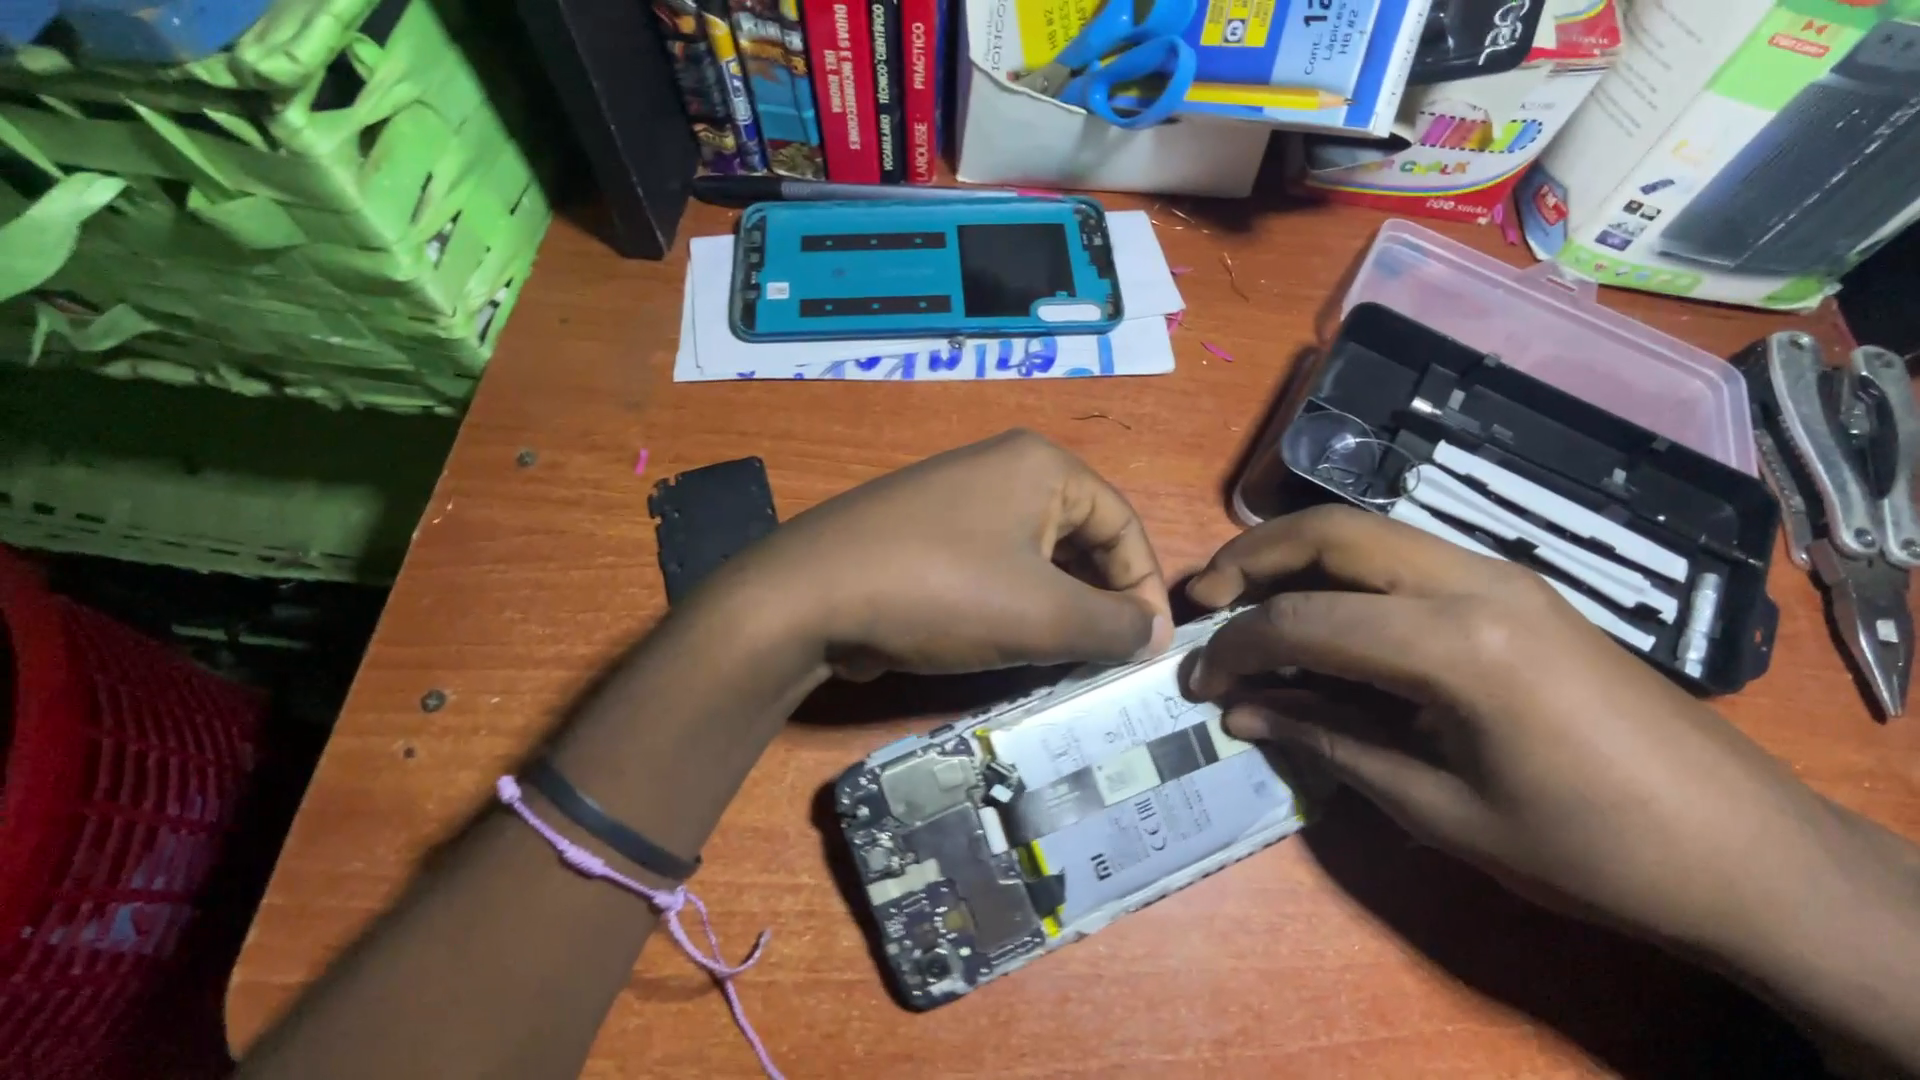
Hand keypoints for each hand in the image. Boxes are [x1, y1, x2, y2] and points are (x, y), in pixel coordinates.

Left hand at [714, 430, 1173, 679]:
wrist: (809, 596)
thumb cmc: (943, 593)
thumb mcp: (1044, 617)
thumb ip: (1114, 626)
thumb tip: (1151, 632)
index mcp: (1041, 466)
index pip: (1124, 523)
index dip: (1145, 589)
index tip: (1148, 648)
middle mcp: (1001, 467)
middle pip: (1081, 536)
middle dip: (1100, 598)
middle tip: (1107, 654)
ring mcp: (955, 497)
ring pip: (1035, 555)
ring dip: (1057, 605)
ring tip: (1063, 655)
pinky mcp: (923, 531)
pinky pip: (991, 564)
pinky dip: (1012, 601)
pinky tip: (1007, 641)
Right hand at [1183, 505, 1842, 952]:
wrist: (1745, 850)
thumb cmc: (1587, 848)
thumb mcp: (1437, 809)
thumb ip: (1328, 742)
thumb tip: (1240, 714)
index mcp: (1455, 644)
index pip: (1302, 620)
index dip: (1235, 649)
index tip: (1197, 682)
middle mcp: (1473, 582)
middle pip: (1329, 534)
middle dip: (1249, 559)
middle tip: (1200, 601)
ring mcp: (1499, 575)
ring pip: (1365, 531)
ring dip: (1292, 557)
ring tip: (1241, 599)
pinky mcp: (1513, 588)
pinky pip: (1402, 557)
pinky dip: (1340, 573)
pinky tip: (1318, 615)